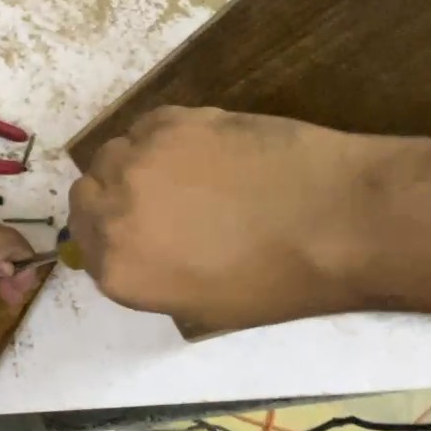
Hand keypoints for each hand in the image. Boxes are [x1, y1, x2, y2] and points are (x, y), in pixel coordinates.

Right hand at [68, 107, 408, 330]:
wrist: (347, 221)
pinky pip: (148, 127)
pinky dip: (167, 136)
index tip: (136, 229)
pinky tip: (207, 149)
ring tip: (183, 170)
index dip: (108, 233)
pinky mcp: (173, 124)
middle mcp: (111, 215)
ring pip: (113, 155)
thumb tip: (135, 249)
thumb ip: (147, 276)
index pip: (83, 243)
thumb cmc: (282, 280)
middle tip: (156, 200)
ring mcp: (138, 164)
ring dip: (136, 163)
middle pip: (87, 194)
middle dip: (112, 196)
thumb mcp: (200, 306)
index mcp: (117, 270)